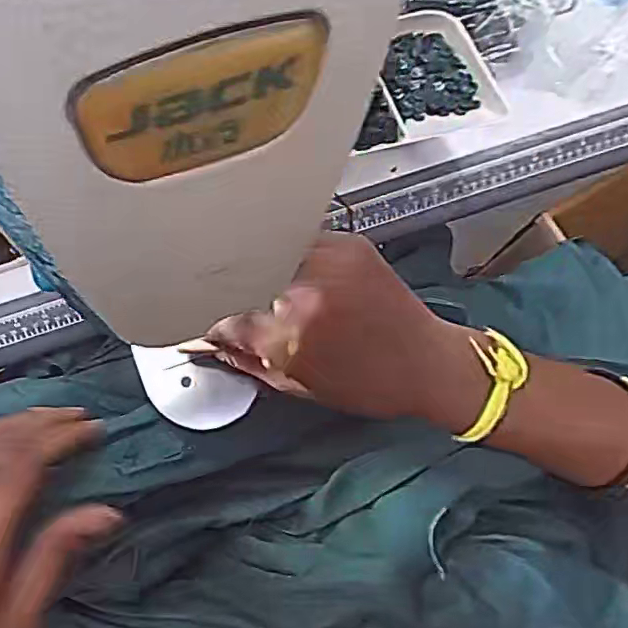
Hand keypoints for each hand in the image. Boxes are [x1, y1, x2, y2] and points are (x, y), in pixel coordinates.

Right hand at [194, 232, 491, 433]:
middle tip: (216, 299)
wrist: (429, 363)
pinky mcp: (348, 244)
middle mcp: (306, 287)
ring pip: (267, 251)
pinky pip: (298, 242)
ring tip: (250, 281)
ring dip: (253, 267)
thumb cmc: (366, 385)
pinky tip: (283, 268)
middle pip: (240, 275)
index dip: (205, 321)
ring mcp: (329, 258)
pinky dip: (284, 255)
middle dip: (223, 289)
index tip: (198, 322)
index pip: (224, 316)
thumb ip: (246, 360)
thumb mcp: (296, 386)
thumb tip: (208, 343)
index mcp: (290, 333)